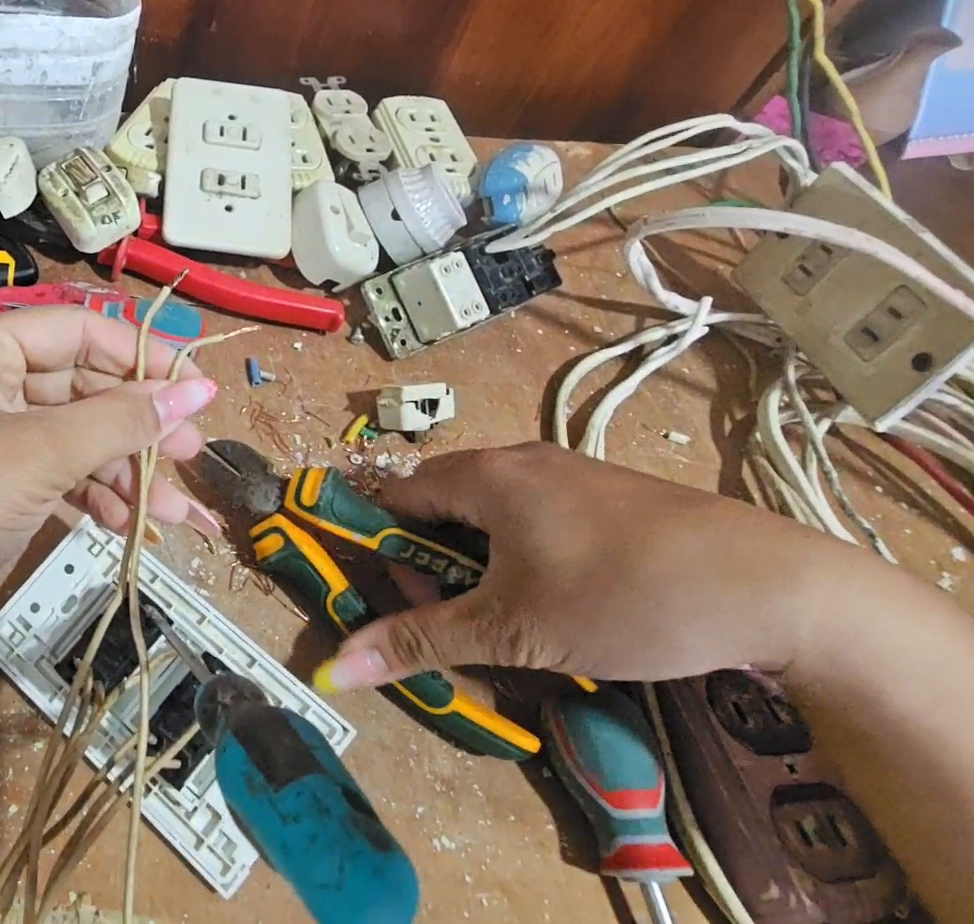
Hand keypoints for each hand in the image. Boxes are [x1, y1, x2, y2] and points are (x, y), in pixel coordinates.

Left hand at [0, 307, 221, 630]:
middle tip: (193, 452)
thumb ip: (120, 421)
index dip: (141, 357)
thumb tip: (197, 392)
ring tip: (179, 505)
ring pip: (77, 436)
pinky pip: (61, 473)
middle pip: (83, 387)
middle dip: (139, 424)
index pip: (78, 331)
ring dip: (126, 470)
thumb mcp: (39, 454)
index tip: (197, 388)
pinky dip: (97, 496)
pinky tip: (135, 523)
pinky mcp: (0, 480)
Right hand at [317, 442, 873, 689]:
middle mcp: (519, 459)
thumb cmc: (626, 599)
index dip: (383, 548)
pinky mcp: (609, 492)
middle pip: (439, 502)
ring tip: (512, 612)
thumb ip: (418, 642)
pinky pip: (534, 512)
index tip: (404, 596)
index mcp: (483, 476)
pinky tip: (562, 595)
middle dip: (432, 559)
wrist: (787, 591)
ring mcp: (569, 470)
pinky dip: (522, 551)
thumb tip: (336, 666)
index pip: (393, 497)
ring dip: (478, 559)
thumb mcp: (511, 631)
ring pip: (489, 510)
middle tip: (459, 614)